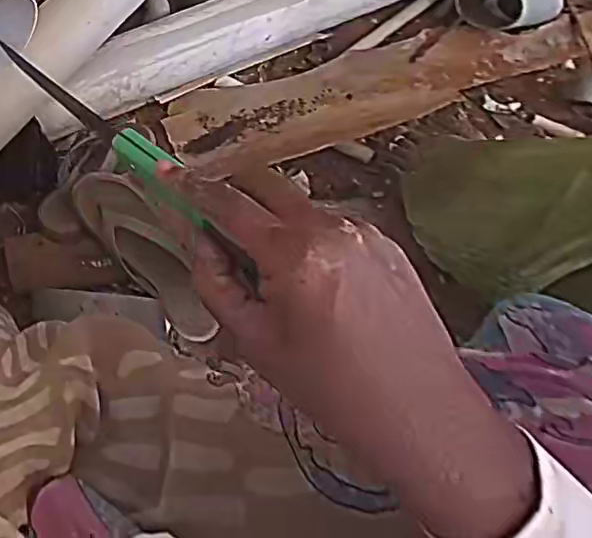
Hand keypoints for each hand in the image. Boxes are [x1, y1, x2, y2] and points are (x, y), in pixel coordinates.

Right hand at [173, 164, 536, 537]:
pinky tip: (312, 278)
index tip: (162, 168)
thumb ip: (213, 278)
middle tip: (210, 217)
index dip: (188, 185)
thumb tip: (194, 236)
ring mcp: (363, 230)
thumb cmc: (330, 388)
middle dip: (230, 193)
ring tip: (271, 269)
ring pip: (295, 204)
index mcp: (293, 254)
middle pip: (261, 185)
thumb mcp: (253, 339)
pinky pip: (327, 222)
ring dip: (270, 219)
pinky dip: (304, 234)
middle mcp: (329, 227)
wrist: (429, 423)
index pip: (226, 203)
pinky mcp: (386, 241)